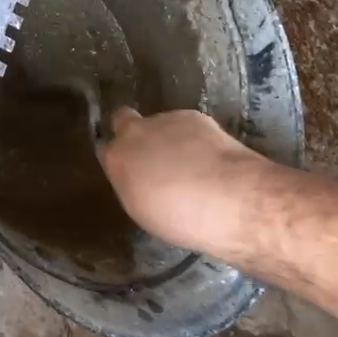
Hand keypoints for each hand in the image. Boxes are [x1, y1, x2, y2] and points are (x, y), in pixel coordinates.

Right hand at [96, 107, 271, 255]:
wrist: (232, 199)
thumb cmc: (183, 221)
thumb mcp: (145, 211)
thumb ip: (133, 184)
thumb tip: (137, 175)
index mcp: (117, 159)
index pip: (105, 148)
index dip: (118, 157)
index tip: (130, 169)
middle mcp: (134, 133)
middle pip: (122, 119)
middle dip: (132, 131)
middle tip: (153, 156)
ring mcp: (164, 120)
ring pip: (159, 124)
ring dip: (169, 138)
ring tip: (193, 164)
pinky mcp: (193, 116)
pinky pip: (186, 125)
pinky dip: (194, 138)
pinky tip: (211, 158)